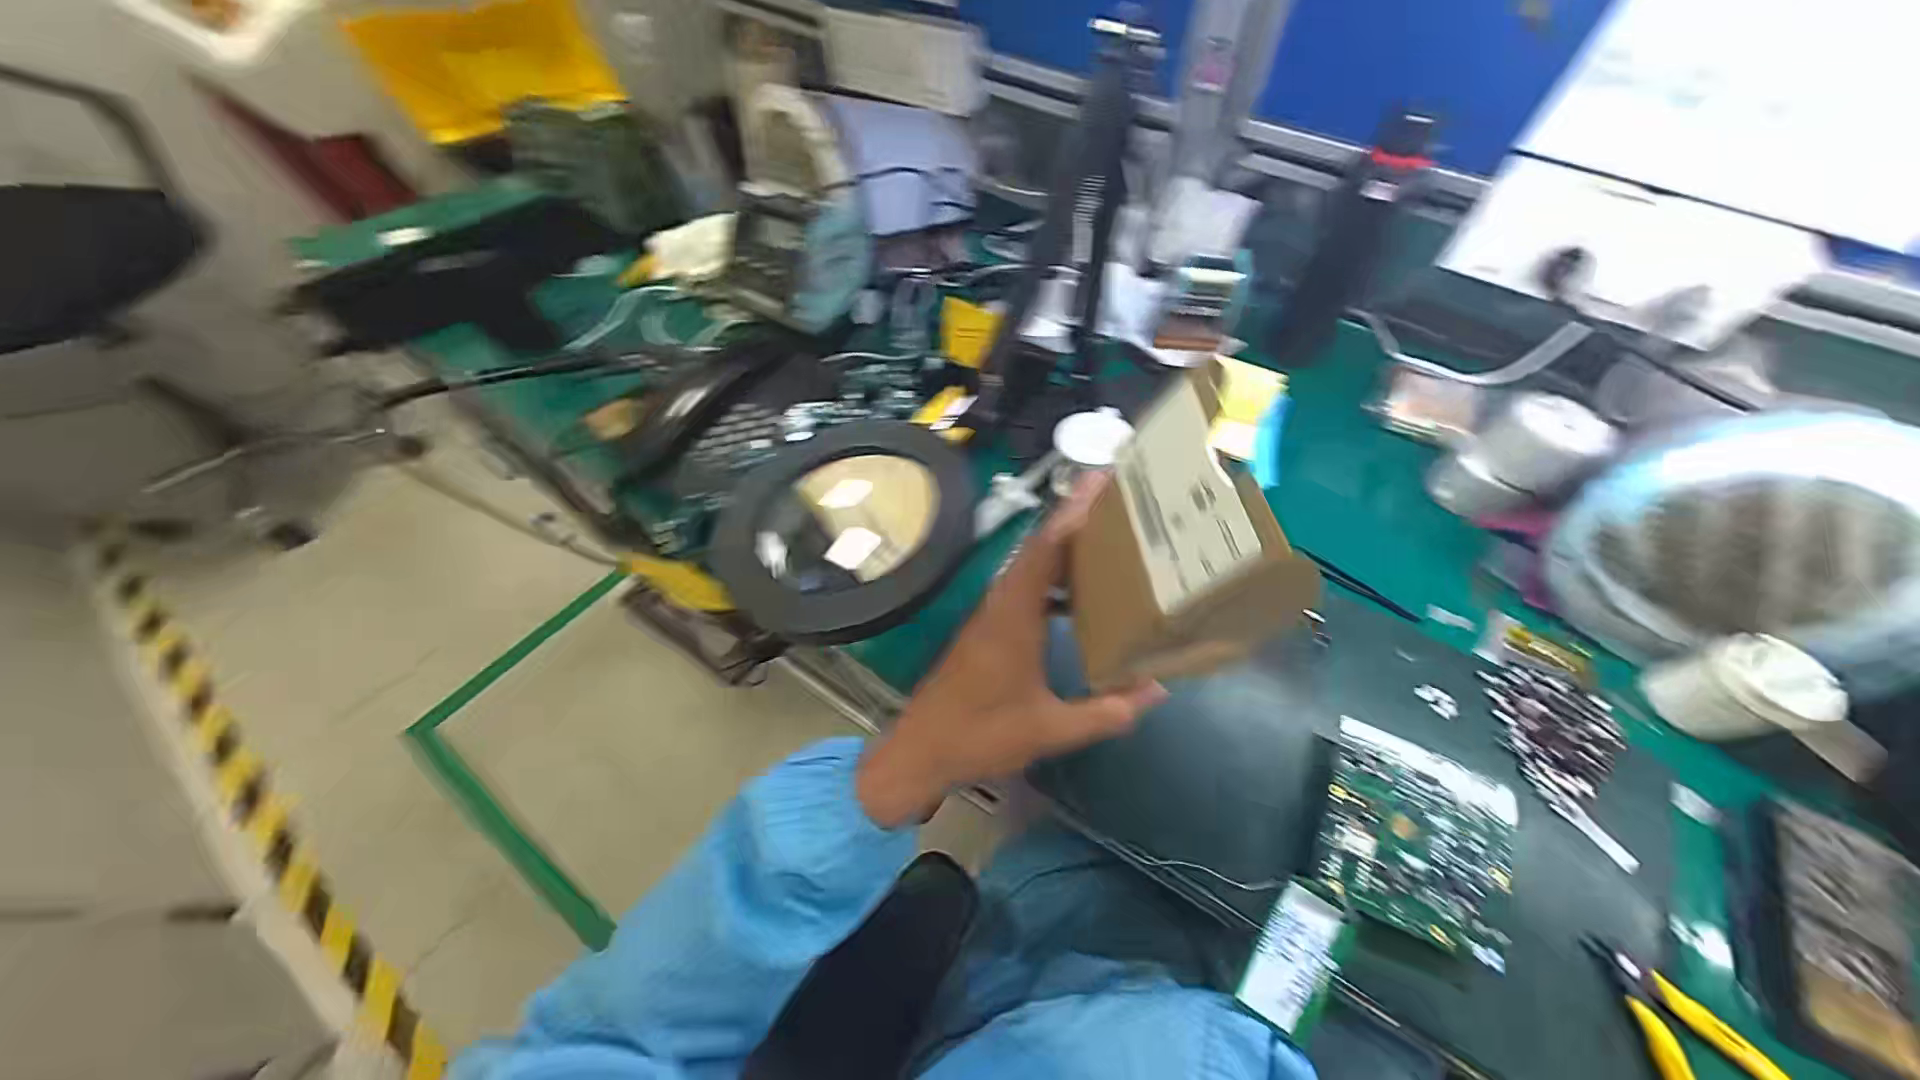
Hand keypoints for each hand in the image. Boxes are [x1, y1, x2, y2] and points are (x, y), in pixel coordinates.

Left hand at [857, 473, 1167, 827]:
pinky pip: (1024, 587)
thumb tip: (1156, 690)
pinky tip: (1077, 593)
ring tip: (1106, 535)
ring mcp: (990, 615)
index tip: (1098, 481)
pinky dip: (1051, 577)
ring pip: (1030, 566)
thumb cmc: (981, 735)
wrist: (922, 748)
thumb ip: (1105, 712)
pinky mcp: (987, 629)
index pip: (1045, 550)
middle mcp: (1000, 604)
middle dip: (1074, 518)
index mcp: (1013, 617)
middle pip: (1039, 548)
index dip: (1072, 513)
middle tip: (1115, 497)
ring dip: (1063, 546)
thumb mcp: (1050, 730)